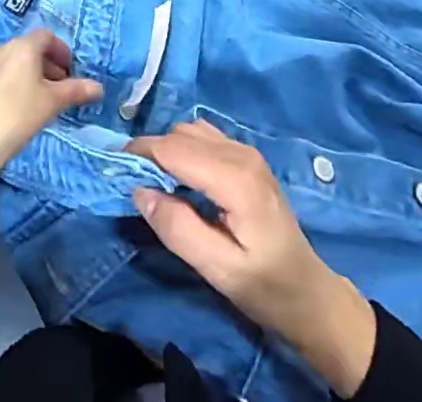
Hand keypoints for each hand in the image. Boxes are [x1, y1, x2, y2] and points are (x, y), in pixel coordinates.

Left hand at [0, 30, 100, 288]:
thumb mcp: (53, 101)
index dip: (63, 51)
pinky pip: (4, 76)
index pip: (47, 36)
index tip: (73, 71)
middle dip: (51, 65)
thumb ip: (77, 90)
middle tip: (64, 88)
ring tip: (45, 101)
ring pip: (17, 63)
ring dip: (34, 76)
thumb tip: (99, 88)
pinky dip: (18, 85)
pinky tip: (22, 111)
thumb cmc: (18, 113)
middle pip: (31, 48)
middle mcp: (3, 49)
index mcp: (23, 46)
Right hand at [127, 121, 377, 396]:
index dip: (139, 154)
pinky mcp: (247, 157)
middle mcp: (242, 154)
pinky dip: (183, 149)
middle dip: (150, 152)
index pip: (174, 148)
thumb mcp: (217, 269)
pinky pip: (204, 137)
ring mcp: (247, 152)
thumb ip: (177, 228)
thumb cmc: (264, 286)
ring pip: (190, 131)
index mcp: (236, 179)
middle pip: (180, 135)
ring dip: (166, 149)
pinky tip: (179, 178)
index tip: (112, 171)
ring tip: (152, 182)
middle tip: (130, 183)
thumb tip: (139, 190)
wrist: (309, 291)